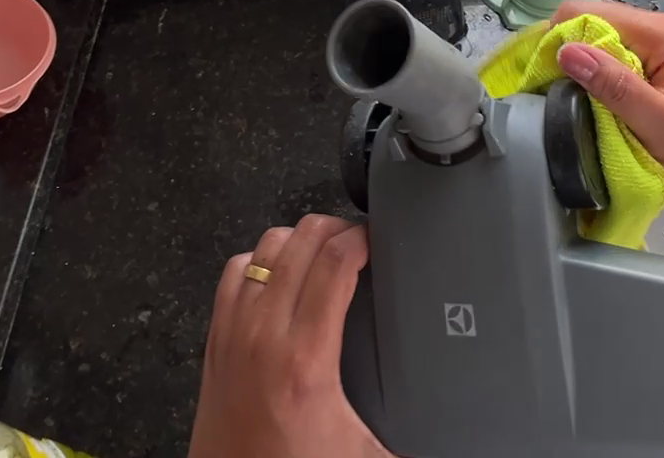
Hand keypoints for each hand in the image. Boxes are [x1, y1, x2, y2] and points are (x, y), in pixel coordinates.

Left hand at [189, 215, 391, 457]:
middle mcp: (266, 332)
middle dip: (336, 229)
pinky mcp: (216, 334)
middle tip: (356, 243)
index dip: (360, 238)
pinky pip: (235, 268)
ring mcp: (236, 328)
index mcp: (306, 358)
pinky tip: (279, 273)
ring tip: (322, 252)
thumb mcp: (362, 453)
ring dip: (298, 239)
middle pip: (302, 240)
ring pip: (267, 245)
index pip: (334, 263)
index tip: (377, 240)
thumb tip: (447, 431)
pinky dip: (260, 259)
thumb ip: (408, 438)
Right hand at [553, 0, 663, 206]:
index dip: (556, 41)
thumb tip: (566, 51)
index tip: (539, 78)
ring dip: (583, 74)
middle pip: (590, 26)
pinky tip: (597, 110)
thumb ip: (615, 86)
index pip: (585, 12)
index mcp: (659, 35)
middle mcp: (658, 32)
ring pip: (601, 46)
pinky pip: (617, 64)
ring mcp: (661, 50)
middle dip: (565, 58)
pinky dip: (601, 84)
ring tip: (571, 108)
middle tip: (549, 98)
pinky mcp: (662, 69)